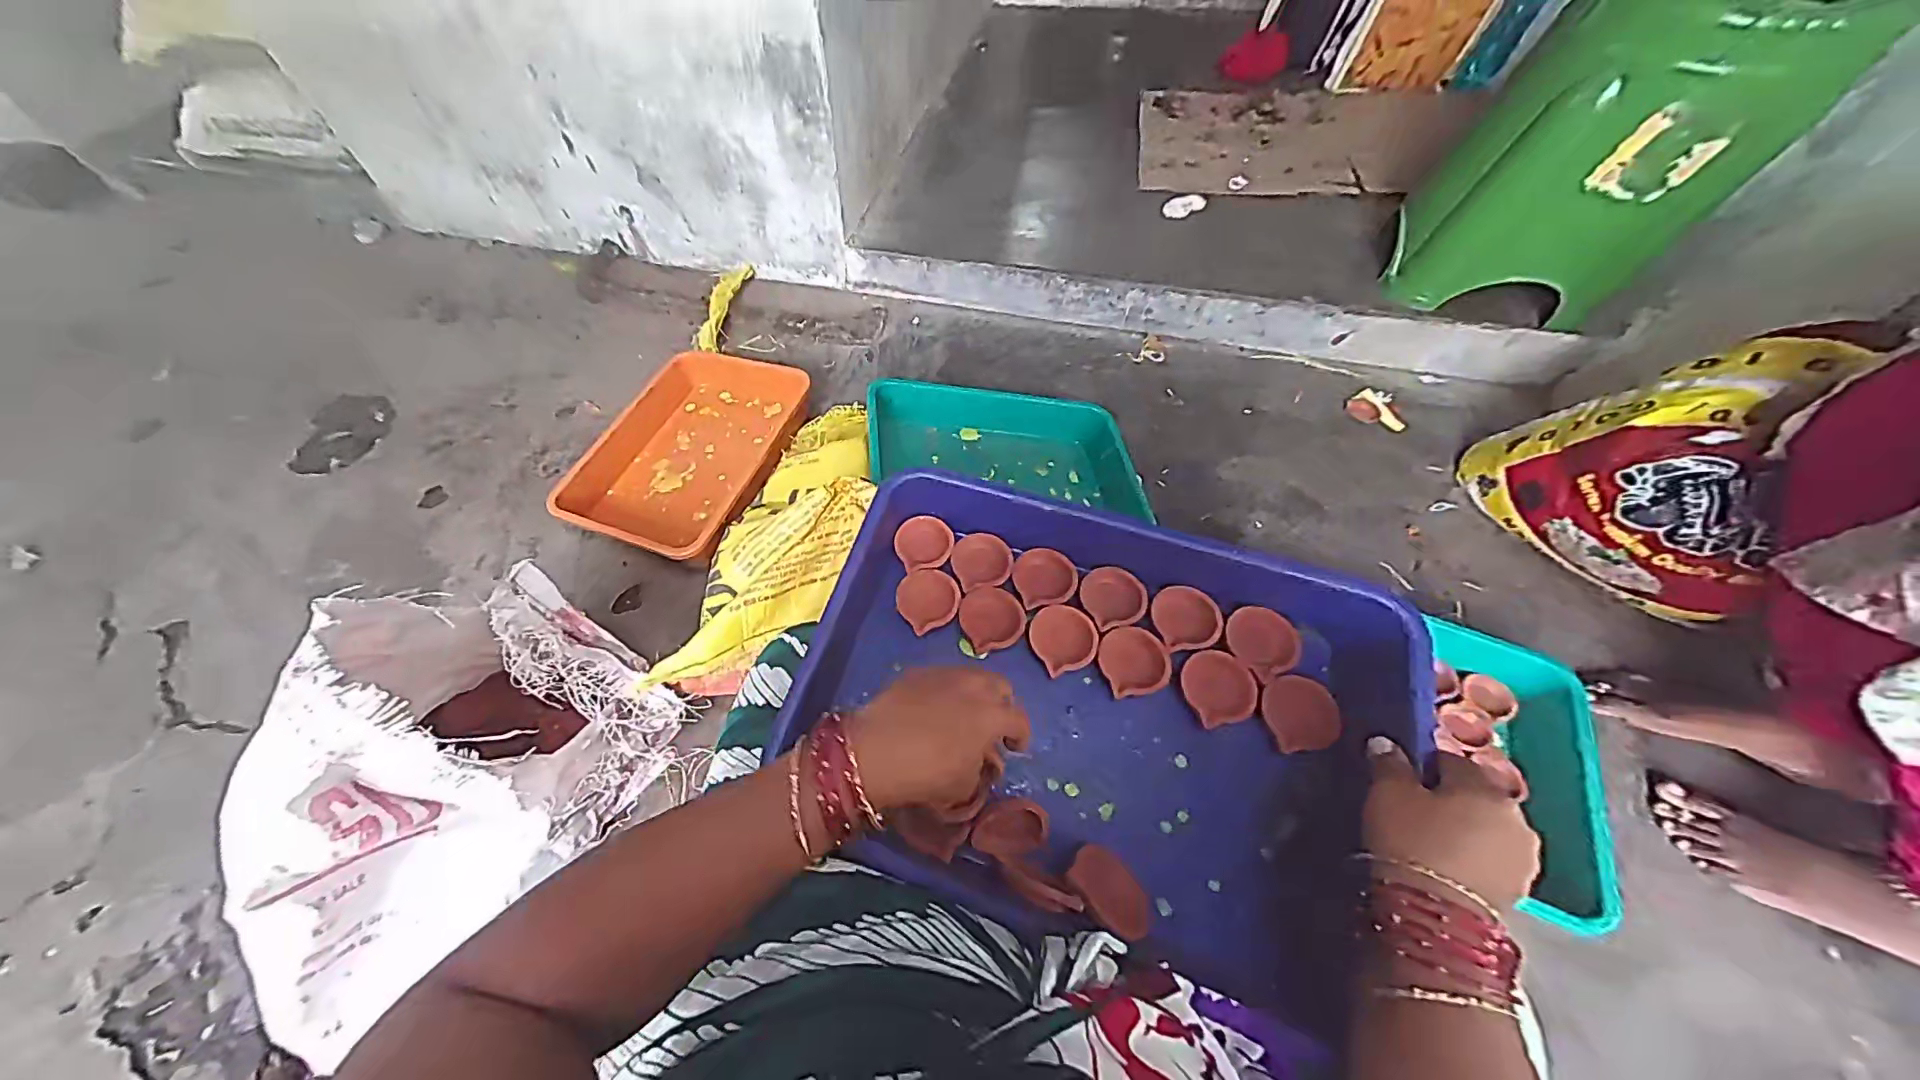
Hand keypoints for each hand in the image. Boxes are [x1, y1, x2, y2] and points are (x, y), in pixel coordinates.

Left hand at [845, 667, 1030, 812]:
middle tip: (991, 725)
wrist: (876, 750)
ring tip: (962, 714)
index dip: (1021, 736)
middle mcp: (974, 686)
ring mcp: (944, 674)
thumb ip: (981, 770)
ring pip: (971, 676)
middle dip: (1001, 705)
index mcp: (993, 715)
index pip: (1019, 720)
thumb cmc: (928, 773)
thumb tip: (983, 760)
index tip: (1014, 748)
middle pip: (1000, 687)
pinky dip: (944, 691)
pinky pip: (941, 678)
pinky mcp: (916, 672)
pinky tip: (931, 709)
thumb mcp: (964, 786)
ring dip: (974, 694)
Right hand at [1363, 736, 1539, 911]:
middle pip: (1475, 793)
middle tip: (1414, 807)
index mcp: (1484, 785)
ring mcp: (1524, 855)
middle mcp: (1516, 815)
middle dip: (1450, 796)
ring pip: (1487, 826)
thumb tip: (1387, 743)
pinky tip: (1447, 861)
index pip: (1451, 759)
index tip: (1400, 777)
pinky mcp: (1520, 888)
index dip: (1423, 764)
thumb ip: (1389, 762)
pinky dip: (1473, 854)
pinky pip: (1492, 856)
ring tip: (1431, 838)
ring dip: (1466, 827)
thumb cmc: (1410, 840)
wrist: (1435, 912)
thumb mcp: (1387, 792)